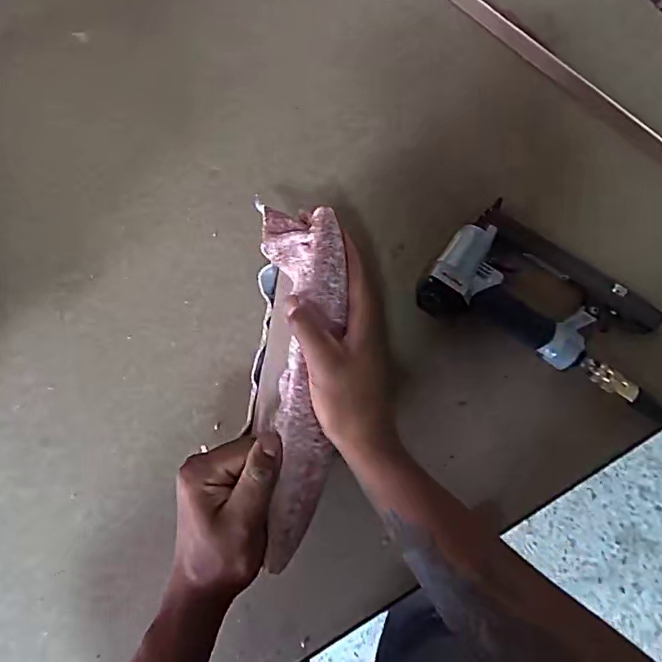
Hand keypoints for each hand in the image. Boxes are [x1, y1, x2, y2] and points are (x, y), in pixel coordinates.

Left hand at [169, 432, 278, 603]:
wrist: (205, 591)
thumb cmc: (220, 563)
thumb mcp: (245, 518)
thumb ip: (258, 477)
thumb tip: (272, 440)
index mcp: (200, 470)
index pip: (251, 446)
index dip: (271, 465)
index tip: (275, 489)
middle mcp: (199, 466)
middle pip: (250, 451)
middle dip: (267, 473)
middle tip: (266, 504)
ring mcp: (206, 475)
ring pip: (251, 462)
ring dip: (264, 482)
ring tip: (260, 509)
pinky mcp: (215, 485)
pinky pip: (246, 473)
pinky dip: (258, 487)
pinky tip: (256, 507)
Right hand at [288, 230, 401, 461]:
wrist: (365, 438)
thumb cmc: (348, 403)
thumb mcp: (325, 365)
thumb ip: (310, 331)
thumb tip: (295, 300)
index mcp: (365, 321)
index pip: (357, 274)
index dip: (345, 247)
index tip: (329, 223)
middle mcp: (366, 323)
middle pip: (352, 278)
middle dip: (334, 252)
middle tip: (310, 233)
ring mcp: (360, 336)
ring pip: (345, 294)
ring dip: (329, 272)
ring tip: (307, 256)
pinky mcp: (352, 349)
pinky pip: (338, 311)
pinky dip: (325, 295)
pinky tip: (309, 299)